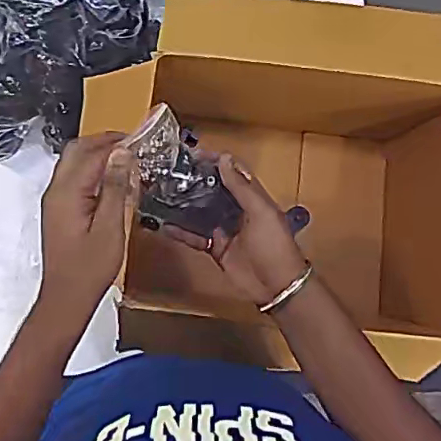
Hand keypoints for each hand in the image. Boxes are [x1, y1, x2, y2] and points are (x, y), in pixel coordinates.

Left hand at [38, 132, 136, 314]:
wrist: (66, 296)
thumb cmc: (90, 267)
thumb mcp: (110, 227)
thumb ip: (115, 188)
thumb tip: (122, 154)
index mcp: (67, 193)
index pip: (92, 154)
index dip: (117, 143)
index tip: (141, 138)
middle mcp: (56, 191)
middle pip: (77, 150)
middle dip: (105, 141)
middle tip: (134, 142)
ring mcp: (55, 200)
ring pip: (74, 162)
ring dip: (98, 153)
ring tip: (127, 157)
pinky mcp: (59, 209)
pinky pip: (74, 177)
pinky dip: (93, 169)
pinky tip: (112, 178)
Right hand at [154, 153, 308, 305]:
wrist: (277, 286)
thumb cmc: (274, 245)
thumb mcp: (261, 212)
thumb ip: (242, 187)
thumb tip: (224, 159)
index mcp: (253, 198)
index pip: (232, 172)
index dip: (216, 162)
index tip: (193, 155)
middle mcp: (238, 210)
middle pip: (214, 190)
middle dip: (195, 180)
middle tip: (170, 171)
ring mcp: (226, 230)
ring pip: (202, 212)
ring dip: (185, 203)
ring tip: (162, 192)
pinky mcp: (217, 249)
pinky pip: (196, 237)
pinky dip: (181, 232)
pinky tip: (164, 225)